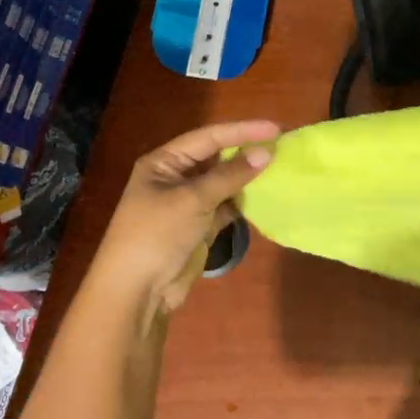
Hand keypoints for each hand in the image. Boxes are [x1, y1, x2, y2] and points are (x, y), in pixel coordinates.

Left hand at [102, 120, 279, 313]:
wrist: (138, 289)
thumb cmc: (157, 234)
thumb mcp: (194, 199)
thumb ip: (231, 175)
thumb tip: (265, 152)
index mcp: (164, 163)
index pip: (208, 138)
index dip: (242, 131)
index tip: (275, 128)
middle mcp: (175, 178)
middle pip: (216, 157)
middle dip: (246, 152)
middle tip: (281, 145)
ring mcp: (188, 204)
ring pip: (224, 183)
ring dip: (247, 178)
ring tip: (279, 168)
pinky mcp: (199, 226)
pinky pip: (226, 206)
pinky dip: (243, 202)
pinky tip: (265, 197)